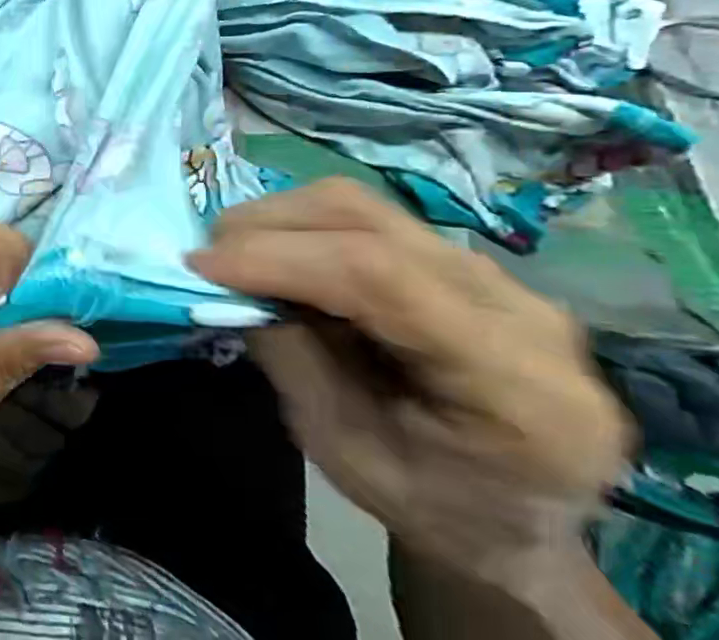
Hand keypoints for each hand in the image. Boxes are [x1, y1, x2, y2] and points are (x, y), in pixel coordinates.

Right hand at [188, 178, 631, 593]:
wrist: (512, 513)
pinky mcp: (458, 260)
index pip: (381, 277)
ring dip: (276, 220)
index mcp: (513, 381)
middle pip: (364, 221)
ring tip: (233, 256)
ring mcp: (492, 274)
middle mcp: (517, 307)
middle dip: (264, 228)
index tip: (201, 268)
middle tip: (205, 261)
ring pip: (358, 206)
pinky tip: (274, 258)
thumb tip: (231, 289)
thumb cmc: (427, 502)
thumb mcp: (343, 449)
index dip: (278, 258)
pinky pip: (362, 217)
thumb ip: (292, 360)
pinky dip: (299, 227)